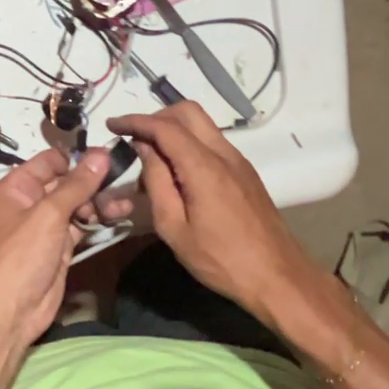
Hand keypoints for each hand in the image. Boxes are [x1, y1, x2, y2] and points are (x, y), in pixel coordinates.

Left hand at [0, 149, 111, 348]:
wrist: (11, 310)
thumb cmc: (22, 256)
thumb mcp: (48, 215)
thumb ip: (77, 185)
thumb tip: (101, 154)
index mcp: (17, 187)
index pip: (50, 161)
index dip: (77, 158)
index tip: (108, 158)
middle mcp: (30, 202)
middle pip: (67, 182)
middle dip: (94, 182)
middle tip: (123, 182)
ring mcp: (46, 225)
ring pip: (78, 204)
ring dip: (100, 202)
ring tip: (123, 205)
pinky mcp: (60, 246)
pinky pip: (82, 225)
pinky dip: (99, 220)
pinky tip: (120, 216)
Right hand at [107, 103, 317, 319]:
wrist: (277, 276)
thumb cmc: (220, 259)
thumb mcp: (173, 227)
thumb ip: (157, 182)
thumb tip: (144, 148)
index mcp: (204, 167)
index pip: (164, 127)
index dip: (135, 121)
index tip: (111, 125)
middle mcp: (224, 154)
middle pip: (188, 112)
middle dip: (156, 116)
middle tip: (133, 138)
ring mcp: (239, 161)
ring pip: (202, 125)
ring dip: (173, 130)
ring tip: (151, 160)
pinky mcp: (245, 173)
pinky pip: (211, 143)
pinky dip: (188, 144)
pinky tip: (176, 174)